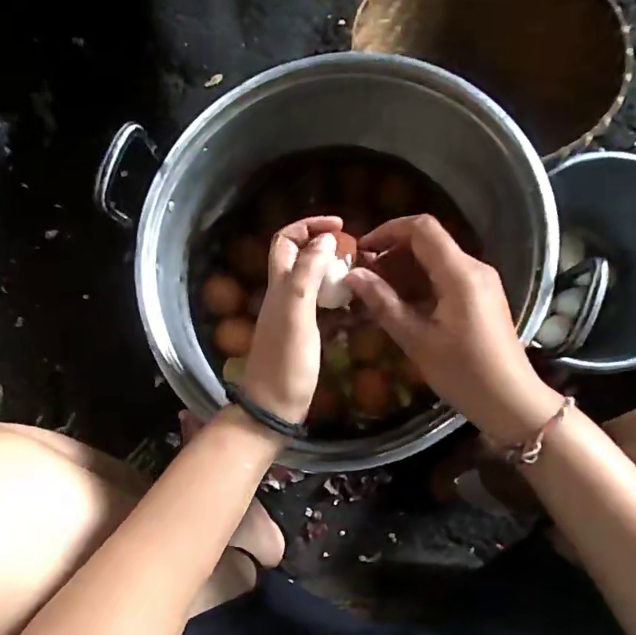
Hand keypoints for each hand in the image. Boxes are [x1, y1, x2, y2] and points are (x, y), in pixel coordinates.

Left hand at [238, 215, 343, 425]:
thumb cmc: (285, 362)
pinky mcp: (304, 336)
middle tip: (354, 251)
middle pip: (299, 259)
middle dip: (325, 247)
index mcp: (279, 286)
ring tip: (362, 274)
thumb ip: (307, 275)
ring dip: (334, 273)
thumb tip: (325, 239)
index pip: (286, 241)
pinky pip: (322, 308)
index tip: (340, 226)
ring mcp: (293, 317)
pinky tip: (358, 307)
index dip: (309, 226)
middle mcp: (283, 296)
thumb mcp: (297, 313)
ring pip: (312, 282)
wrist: (273, 408)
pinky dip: (339, 301)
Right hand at [346, 215, 563, 445]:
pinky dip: (422, 286)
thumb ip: (384, 303)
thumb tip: (352, 276)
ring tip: (377, 297)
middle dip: (393, 255)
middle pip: (429, 243)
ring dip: (406, 272)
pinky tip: (403, 309)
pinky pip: (448, 279)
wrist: (511, 402)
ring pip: (437, 262)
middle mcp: (475, 269)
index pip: (422, 228)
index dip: (388, 231)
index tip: (361, 251)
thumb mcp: (417, 340)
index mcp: (460, 273)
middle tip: (364, 280)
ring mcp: (482, 284)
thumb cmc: (464, 373)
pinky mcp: (483, 299)